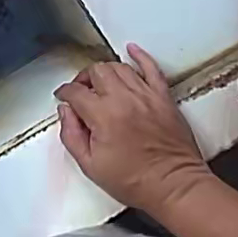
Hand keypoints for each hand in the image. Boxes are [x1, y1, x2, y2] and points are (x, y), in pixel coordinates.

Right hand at [55, 43, 211, 216]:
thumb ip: (71, 135)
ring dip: (106, 71)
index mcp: (103, 115)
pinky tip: (132, 50)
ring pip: (119, 67)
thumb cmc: (135, 181)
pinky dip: (140, 56)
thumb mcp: (90, 166)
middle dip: (83, 79)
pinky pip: (151, 67)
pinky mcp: (163, 96)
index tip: (63, 97)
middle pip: (96, 72)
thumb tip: (66, 113)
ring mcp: (145, 94)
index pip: (75, 92)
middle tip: (81, 91)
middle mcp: (123, 99)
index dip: (64, 93)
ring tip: (101, 82)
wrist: (174, 186)